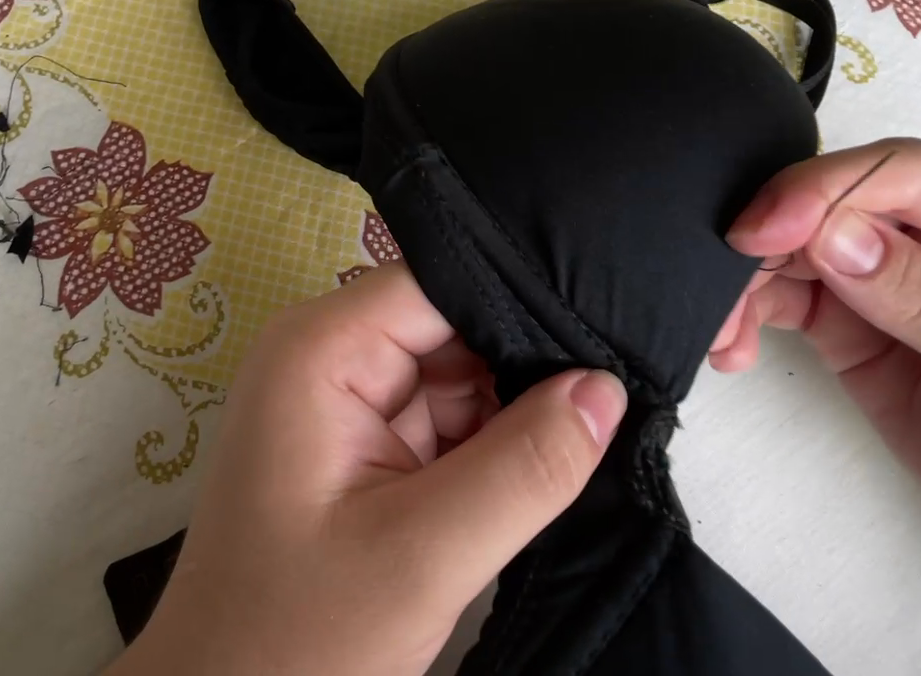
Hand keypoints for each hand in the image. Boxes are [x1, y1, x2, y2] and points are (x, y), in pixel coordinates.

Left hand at [108, 262, 626, 675]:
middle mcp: (330, 351)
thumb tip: (607, 387)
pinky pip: (449, 414)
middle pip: (453, 322)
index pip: (439, 283)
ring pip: (460, 370)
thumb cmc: (298, 638)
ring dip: (516, 405)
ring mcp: (349, 396)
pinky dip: (494, 440)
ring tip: (594, 429)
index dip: (522, 298)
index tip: (610, 327)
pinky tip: (544, 459)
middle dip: (527, 359)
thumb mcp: (422, 556)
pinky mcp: (368, 440)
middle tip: (622, 385)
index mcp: (320, 346)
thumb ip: (523, 467)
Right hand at [710, 139, 920, 674]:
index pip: (906, 172)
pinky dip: (751, 314)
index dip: (824, 190)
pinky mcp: (863, 328)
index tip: (758, 232)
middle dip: (772, 233)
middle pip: (837, 201)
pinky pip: (791, 299)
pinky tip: (735, 347)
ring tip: (723, 332)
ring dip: (749, 280)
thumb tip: (833, 235)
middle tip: (720, 281)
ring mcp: (901, 281)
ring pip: (800, 247)